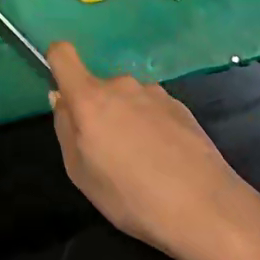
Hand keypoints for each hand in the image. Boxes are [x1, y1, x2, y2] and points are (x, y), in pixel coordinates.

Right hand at [47, 42, 254, 256]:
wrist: (202, 205)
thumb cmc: (129, 195)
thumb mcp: (80, 172)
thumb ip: (66, 129)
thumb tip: (61, 99)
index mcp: (90, 98)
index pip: (63, 54)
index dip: (57, 63)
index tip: (63, 93)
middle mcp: (122, 85)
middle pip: (97, 87)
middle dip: (96, 111)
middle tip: (107, 153)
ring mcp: (155, 93)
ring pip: (127, 99)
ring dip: (126, 119)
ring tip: (141, 162)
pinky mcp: (180, 106)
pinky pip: (152, 109)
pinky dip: (151, 126)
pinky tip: (164, 159)